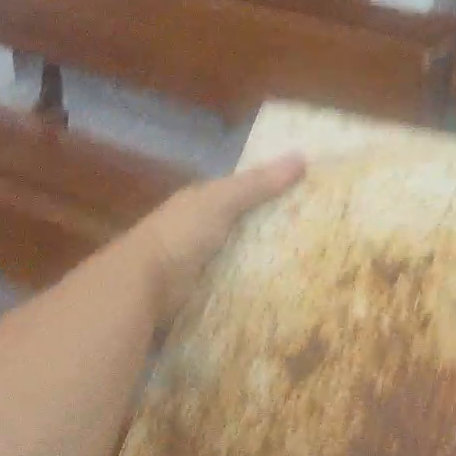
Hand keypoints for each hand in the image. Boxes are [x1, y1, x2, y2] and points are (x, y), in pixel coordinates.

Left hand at [126, 153, 305, 323]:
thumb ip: (257, 184)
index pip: (240, 192)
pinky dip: (248, 292)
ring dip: (261, 265)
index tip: (307, 197)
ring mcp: (195, 266)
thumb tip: (302, 157)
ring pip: (237, 260)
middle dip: (270, 232)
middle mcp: (196, 231)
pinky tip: (276, 298)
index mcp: (200, 203)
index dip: (269, 192)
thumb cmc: (180, 235)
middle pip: (241, 227)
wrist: (139, 287)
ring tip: (305, 272)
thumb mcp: (221, 201)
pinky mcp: (197, 297)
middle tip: (315, 240)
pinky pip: (230, 291)